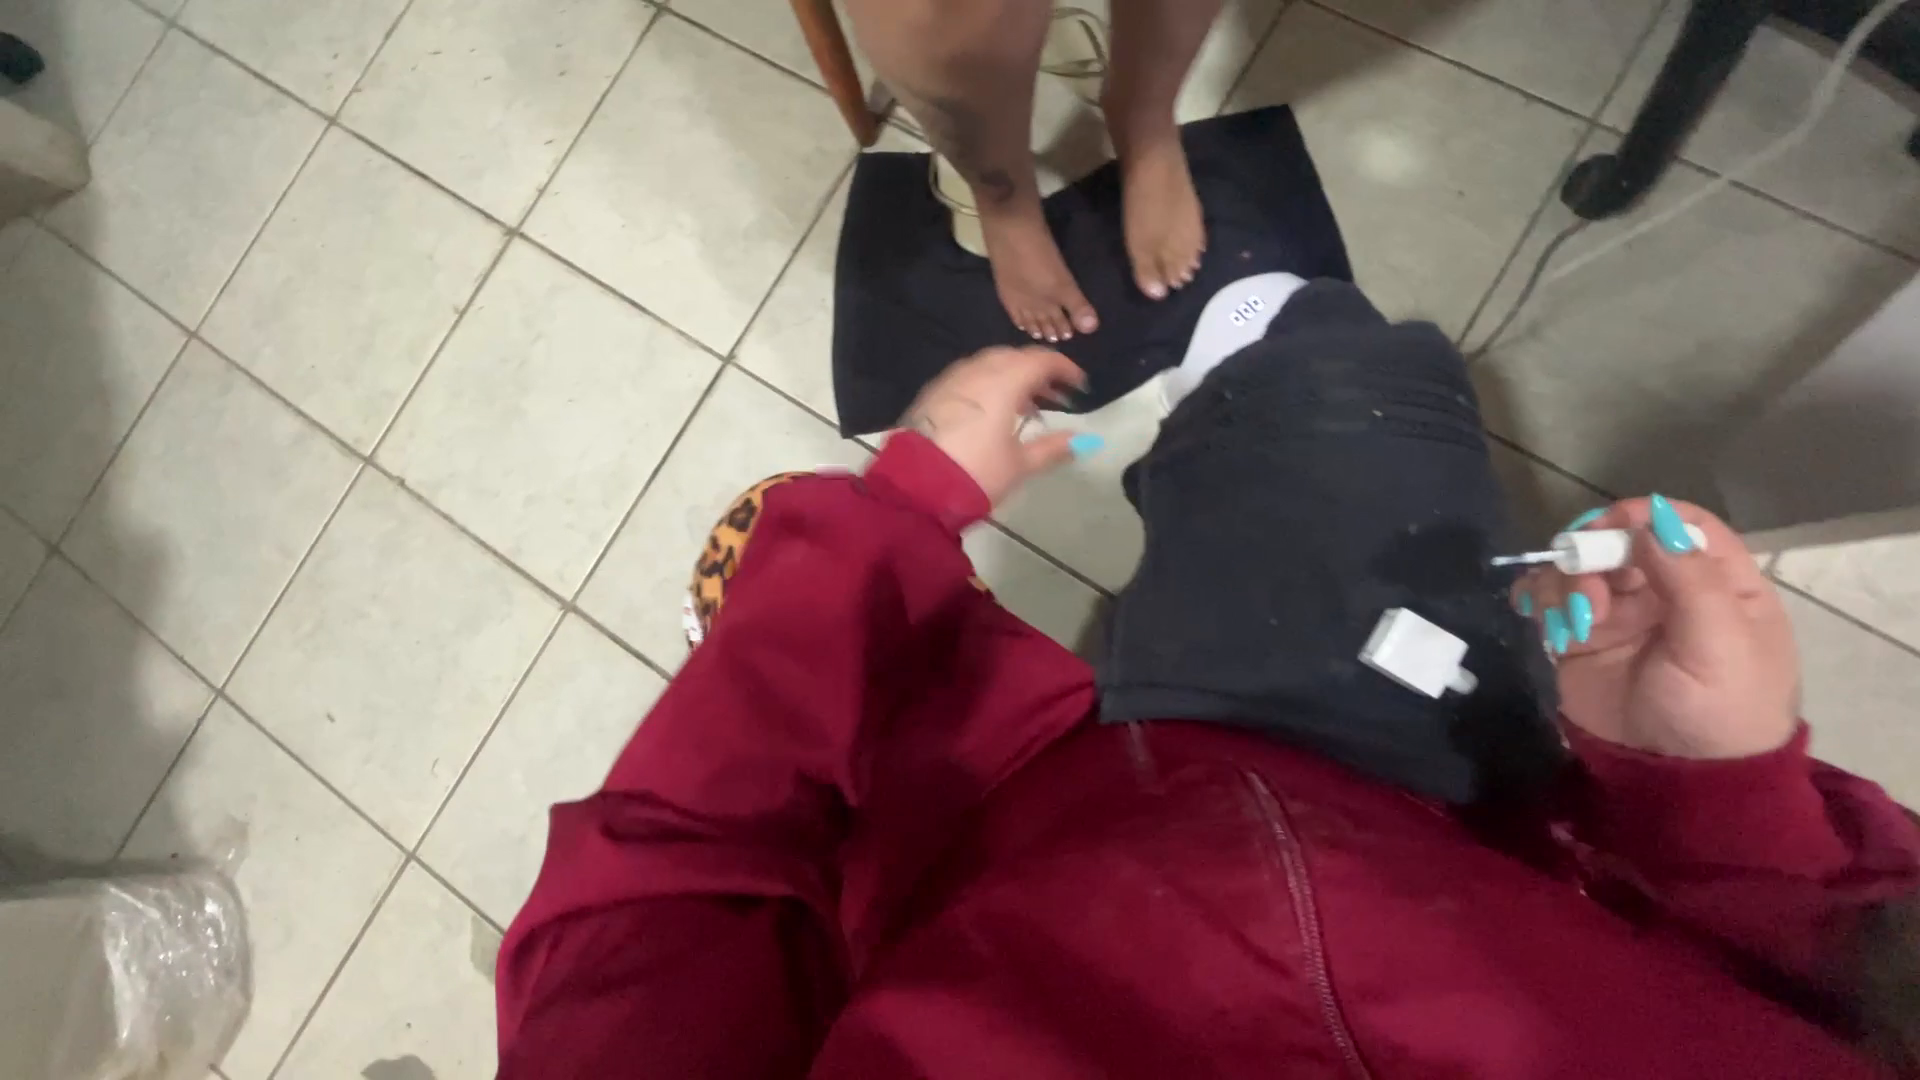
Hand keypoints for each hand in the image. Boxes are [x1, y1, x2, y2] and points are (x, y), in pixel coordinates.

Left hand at [901, 347, 1089, 506]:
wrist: (916, 487)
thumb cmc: (976, 474)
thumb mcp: (1020, 465)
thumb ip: (1052, 448)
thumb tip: (1082, 441)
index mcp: (1003, 382)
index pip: (1041, 360)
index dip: (1064, 368)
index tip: (1078, 384)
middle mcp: (976, 371)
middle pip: (1014, 357)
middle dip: (1037, 371)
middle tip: (1053, 394)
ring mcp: (951, 380)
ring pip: (988, 365)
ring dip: (1011, 376)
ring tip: (1025, 404)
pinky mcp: (932, 393)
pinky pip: (967, 377)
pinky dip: (987, 384)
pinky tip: (992, 409)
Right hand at [1512, 496, 1798, 759]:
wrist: (1672, 772)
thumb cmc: (1717, 708)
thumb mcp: (1720, 644)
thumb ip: (1689, 580)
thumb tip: (1650, 521)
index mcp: (1716, 584)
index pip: (1682, 524)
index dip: (1645, 516)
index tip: (1610, 529)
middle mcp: (1662, 588)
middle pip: (1616, 539)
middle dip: (1592, 553)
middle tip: (1587, 585)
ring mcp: (1614, 610)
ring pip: (1575, 565)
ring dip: (1564, 582)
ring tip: (1576, 622)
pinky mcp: (1574, 632)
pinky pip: (1544, 596)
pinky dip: (1535, 598)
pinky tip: (1541, 618)